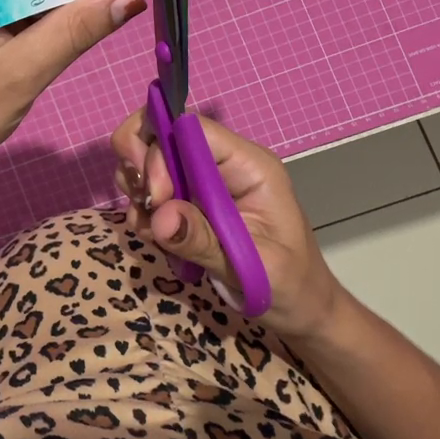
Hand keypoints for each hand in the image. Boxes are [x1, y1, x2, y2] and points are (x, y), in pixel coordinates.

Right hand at [113, 110, 343, 338]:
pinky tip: (155, 237)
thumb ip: (204, 241)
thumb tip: (159, 217)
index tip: (154, 197)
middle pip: (160, 132)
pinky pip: (149, 188)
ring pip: (148, 158)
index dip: (160, 152)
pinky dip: (141, 209)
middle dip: (140, 167)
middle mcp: (221, 163)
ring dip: (137, 191)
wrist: (302, 311)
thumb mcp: (255, 269)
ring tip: (151, 230)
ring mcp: (202, 179)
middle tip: (145, 209)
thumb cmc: (292, 287)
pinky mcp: (188, 198)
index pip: (190, 128)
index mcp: (248, 166)